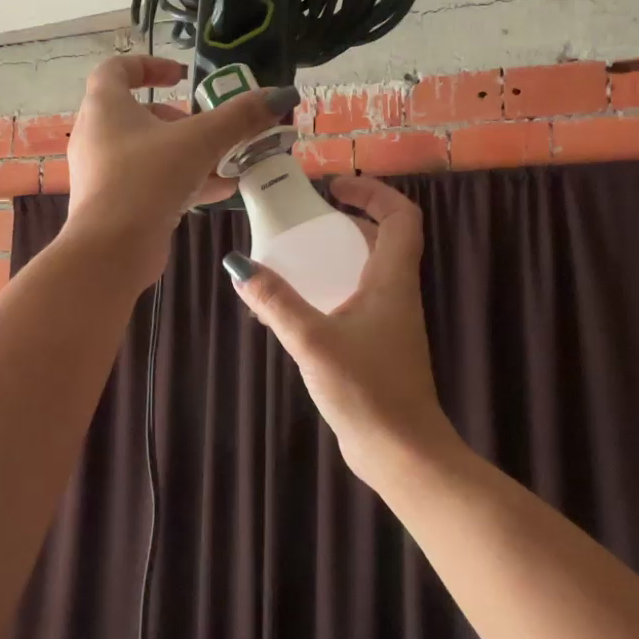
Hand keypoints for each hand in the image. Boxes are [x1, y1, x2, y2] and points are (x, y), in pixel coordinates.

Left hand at [61, 55, 297, 285]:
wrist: (112, 249)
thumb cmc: (147, 179)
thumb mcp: (200, 141)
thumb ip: (240, 117)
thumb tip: (282, 95)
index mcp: (104, 106)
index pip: (117, 69)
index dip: (150, 65)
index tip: (181, 75)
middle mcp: (97, 135)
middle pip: (139, 115)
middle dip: (181, 120)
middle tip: (211, 129)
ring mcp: (103, 173)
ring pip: (148, 153)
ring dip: (187, 154)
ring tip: (226, 161)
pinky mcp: (114, 205)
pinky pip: (149, 182)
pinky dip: (181, 181)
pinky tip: (220, 190)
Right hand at [224, 177, 461, 484]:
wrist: (401, 452)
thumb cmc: (367, 390)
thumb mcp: (313, 342)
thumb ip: (275, 303)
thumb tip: (237, 265)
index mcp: (393, 281)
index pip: (401, 217)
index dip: (373, 192)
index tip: (334, 187)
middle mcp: (395, 296)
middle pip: (378, 242)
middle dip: (341, 224)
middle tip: (300, 223)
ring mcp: (388, 325)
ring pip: (362, 275)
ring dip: (329, 262)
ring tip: (286, 265)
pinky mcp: (375, 350)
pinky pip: (350, 306)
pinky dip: (324, 296)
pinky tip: (289, 315)